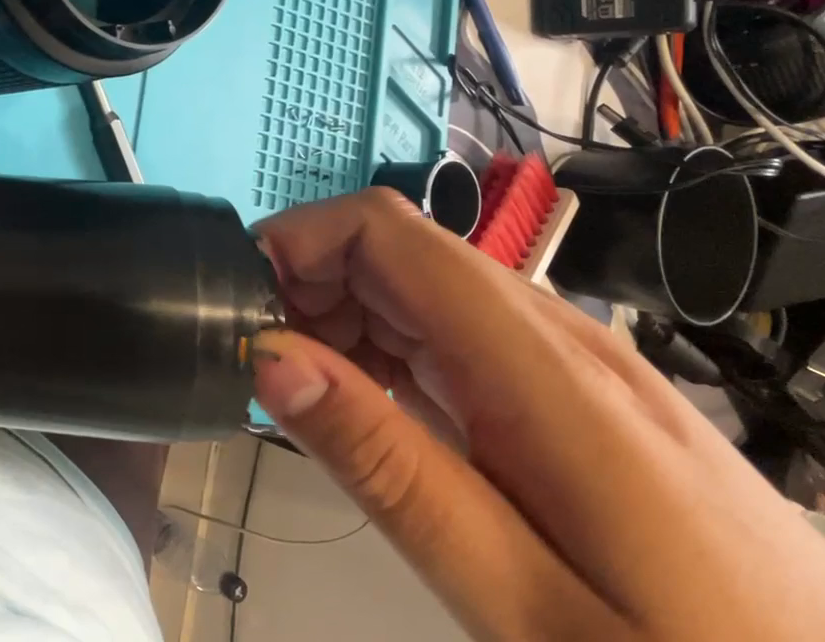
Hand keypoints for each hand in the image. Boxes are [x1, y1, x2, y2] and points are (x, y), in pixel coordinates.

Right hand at [248, 188, 824, 640]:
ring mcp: (578, 363)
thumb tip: (268, 354)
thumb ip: (383, 464)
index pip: (388, 230)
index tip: (243, 316)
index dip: (297, 242)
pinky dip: (392, 351)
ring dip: (344, 320)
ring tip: (313, 402)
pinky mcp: (582, 393)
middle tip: (265, 373)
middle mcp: (560, 339)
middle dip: (308, 285)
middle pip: (400, 249)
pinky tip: (380, 414)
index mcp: (539, 368)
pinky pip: (461, 333)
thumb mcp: (510, 594)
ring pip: (425, 288)